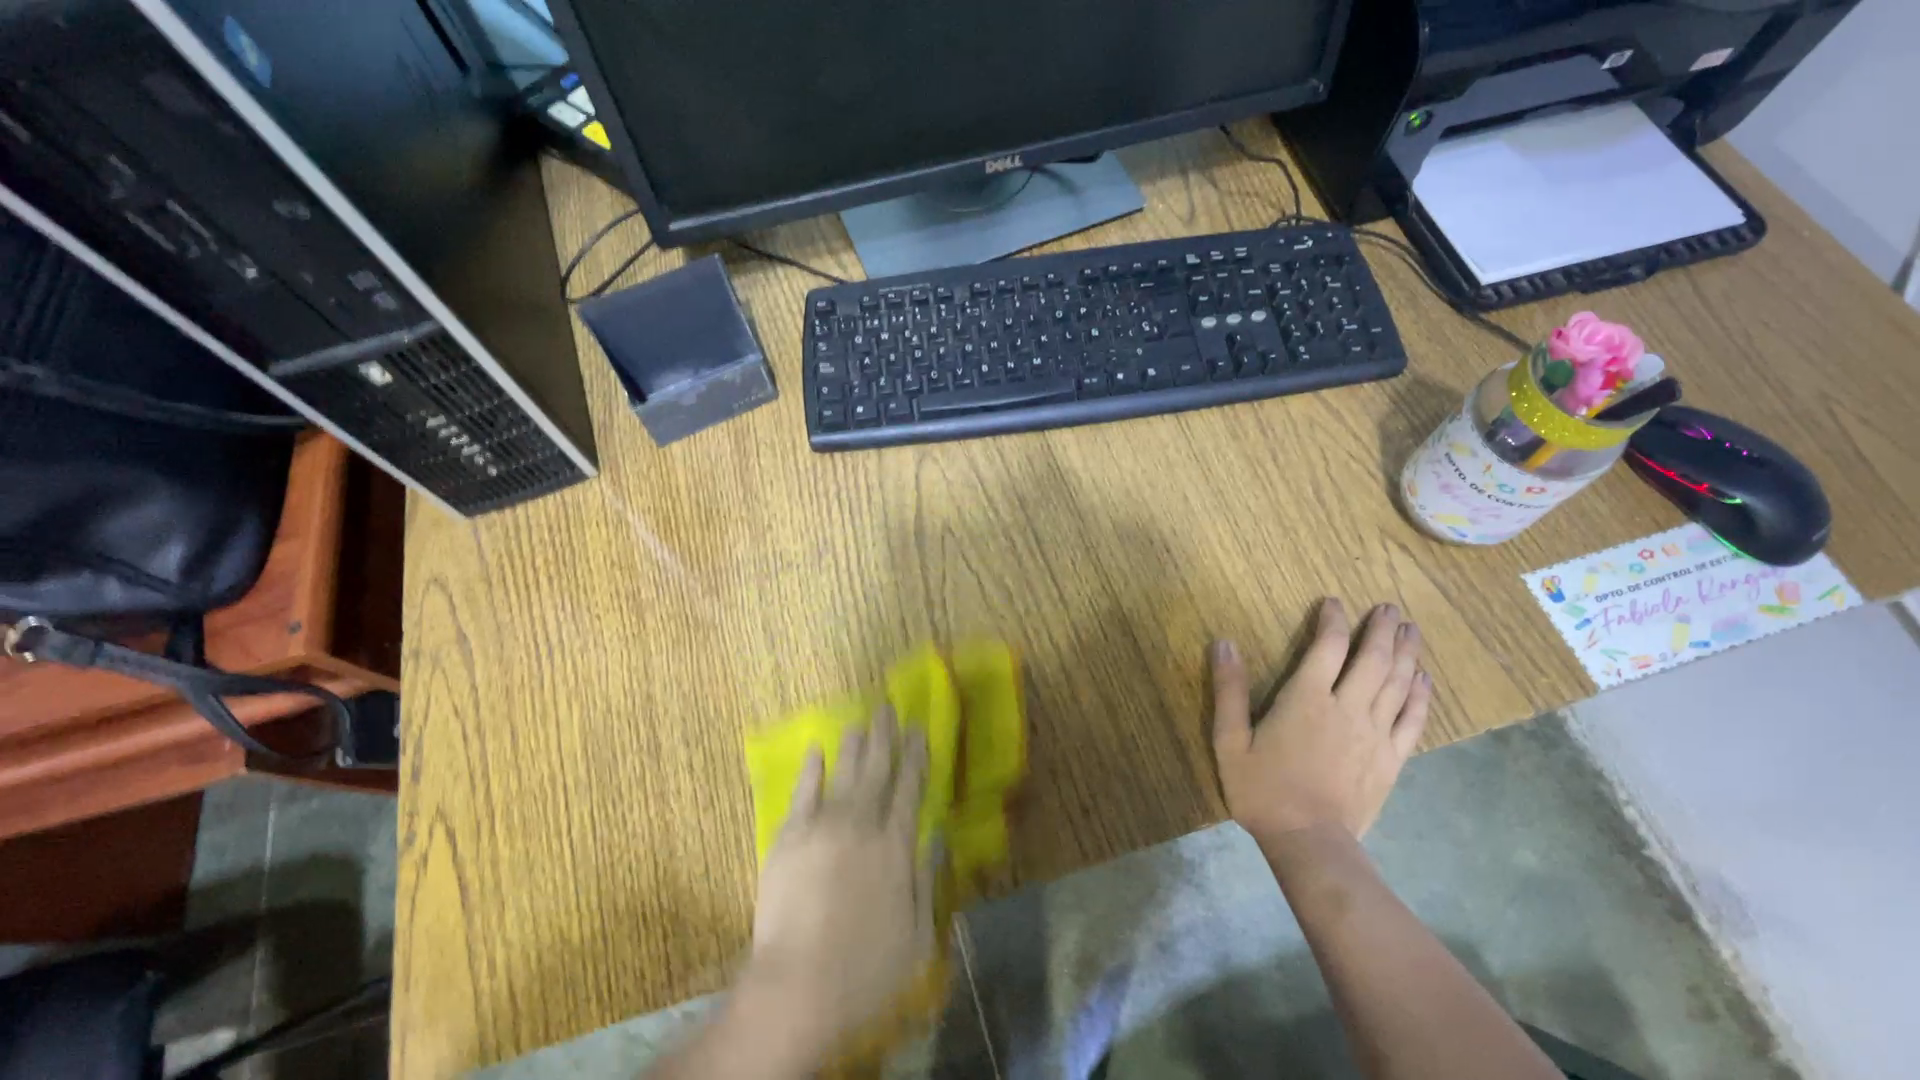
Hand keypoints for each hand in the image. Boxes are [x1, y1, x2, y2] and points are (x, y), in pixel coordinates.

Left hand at [743, 706, 935, 1057]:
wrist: (799, 986)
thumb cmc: (867, 970)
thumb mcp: (917, 936)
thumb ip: (925, 882)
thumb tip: (937, 839)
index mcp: (897, 849)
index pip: (911, 790)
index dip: (916, 757)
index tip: (920, 730)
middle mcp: (862, 827)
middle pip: (877, 771)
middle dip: (886, 738)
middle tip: (890, 709)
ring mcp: (821, 828)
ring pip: (842, 773)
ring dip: (853, 745)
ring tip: (861, 722)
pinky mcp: (787, 839)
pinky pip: (802, 793)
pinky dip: (811, 770)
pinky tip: (816, 751)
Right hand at [1210, 599, 1432, 848]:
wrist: (1309, 841)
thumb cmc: (1263, 791)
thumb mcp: (1230, 742)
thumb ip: (1228, 691)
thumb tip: (1224, 644)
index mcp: (1307, 698)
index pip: (1327, 646)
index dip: (1333, 620)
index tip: (1333, 603)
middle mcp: (1347, 706)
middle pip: (1373, 657)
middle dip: (1381, 628)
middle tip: (1388, 608)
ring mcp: (1376, 733)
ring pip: (1398, 682)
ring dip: (1405, 651)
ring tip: (1410, 629)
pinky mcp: (1392, 758)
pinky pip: (1413, 718)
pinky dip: (1420, 694)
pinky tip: (1423, 679)